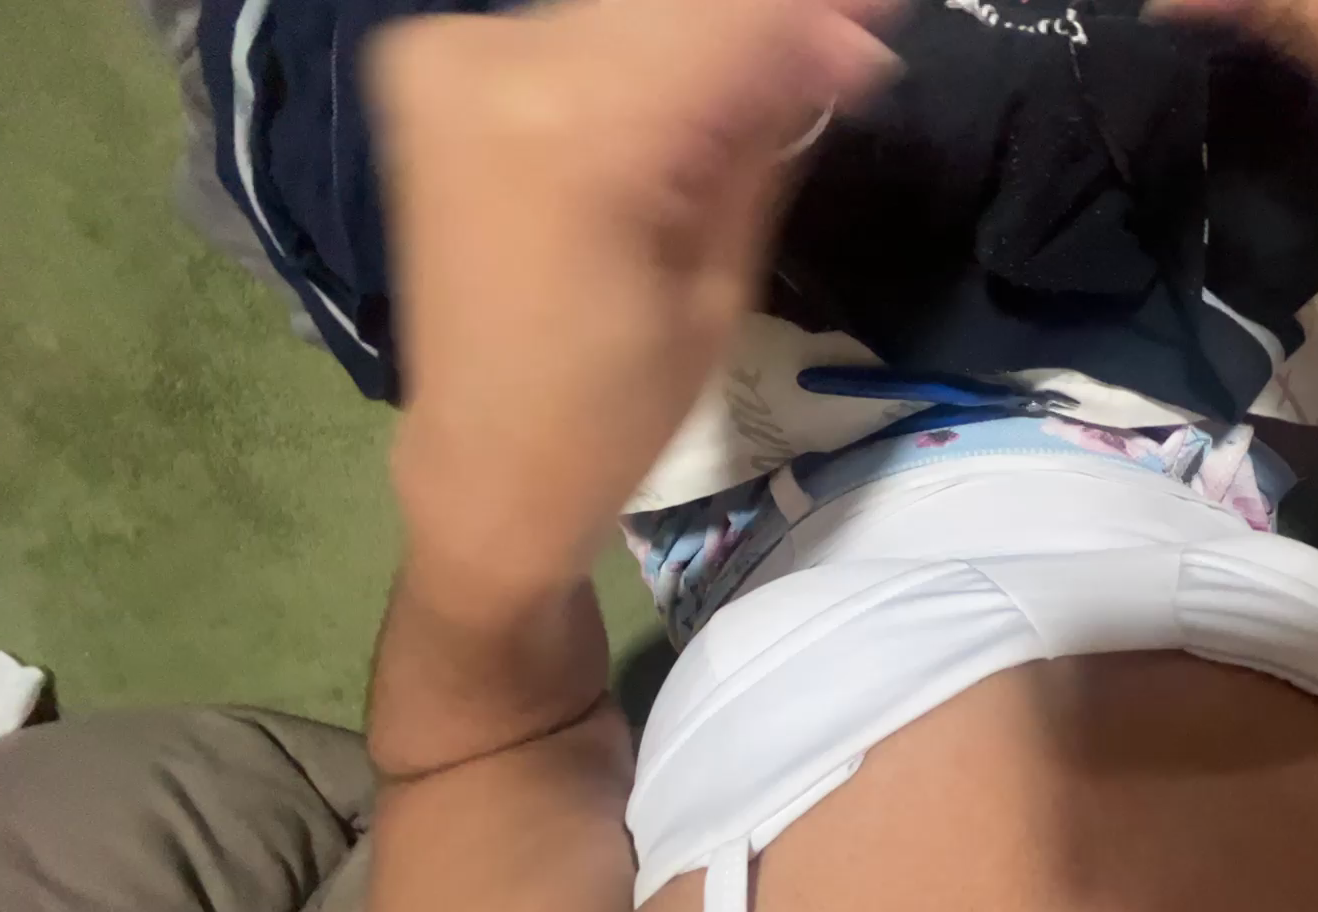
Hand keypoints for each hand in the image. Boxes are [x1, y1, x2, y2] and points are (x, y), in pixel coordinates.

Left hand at [367, 0, 897, 604]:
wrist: (488, 460)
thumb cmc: (618, 413)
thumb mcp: (716, 287)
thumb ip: (761, 143)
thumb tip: (842, 49)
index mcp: (574, 136)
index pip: (724, 18)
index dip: (812, 11)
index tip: (884, 12)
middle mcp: (489, 59)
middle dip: (768, 17)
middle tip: (849, 41)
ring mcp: (445, 56)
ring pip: (623, 5)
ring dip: (713, 28)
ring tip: (785, 77)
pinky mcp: (433, 73)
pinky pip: (575, 31)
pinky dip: (649, 47)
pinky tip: (700, 90)